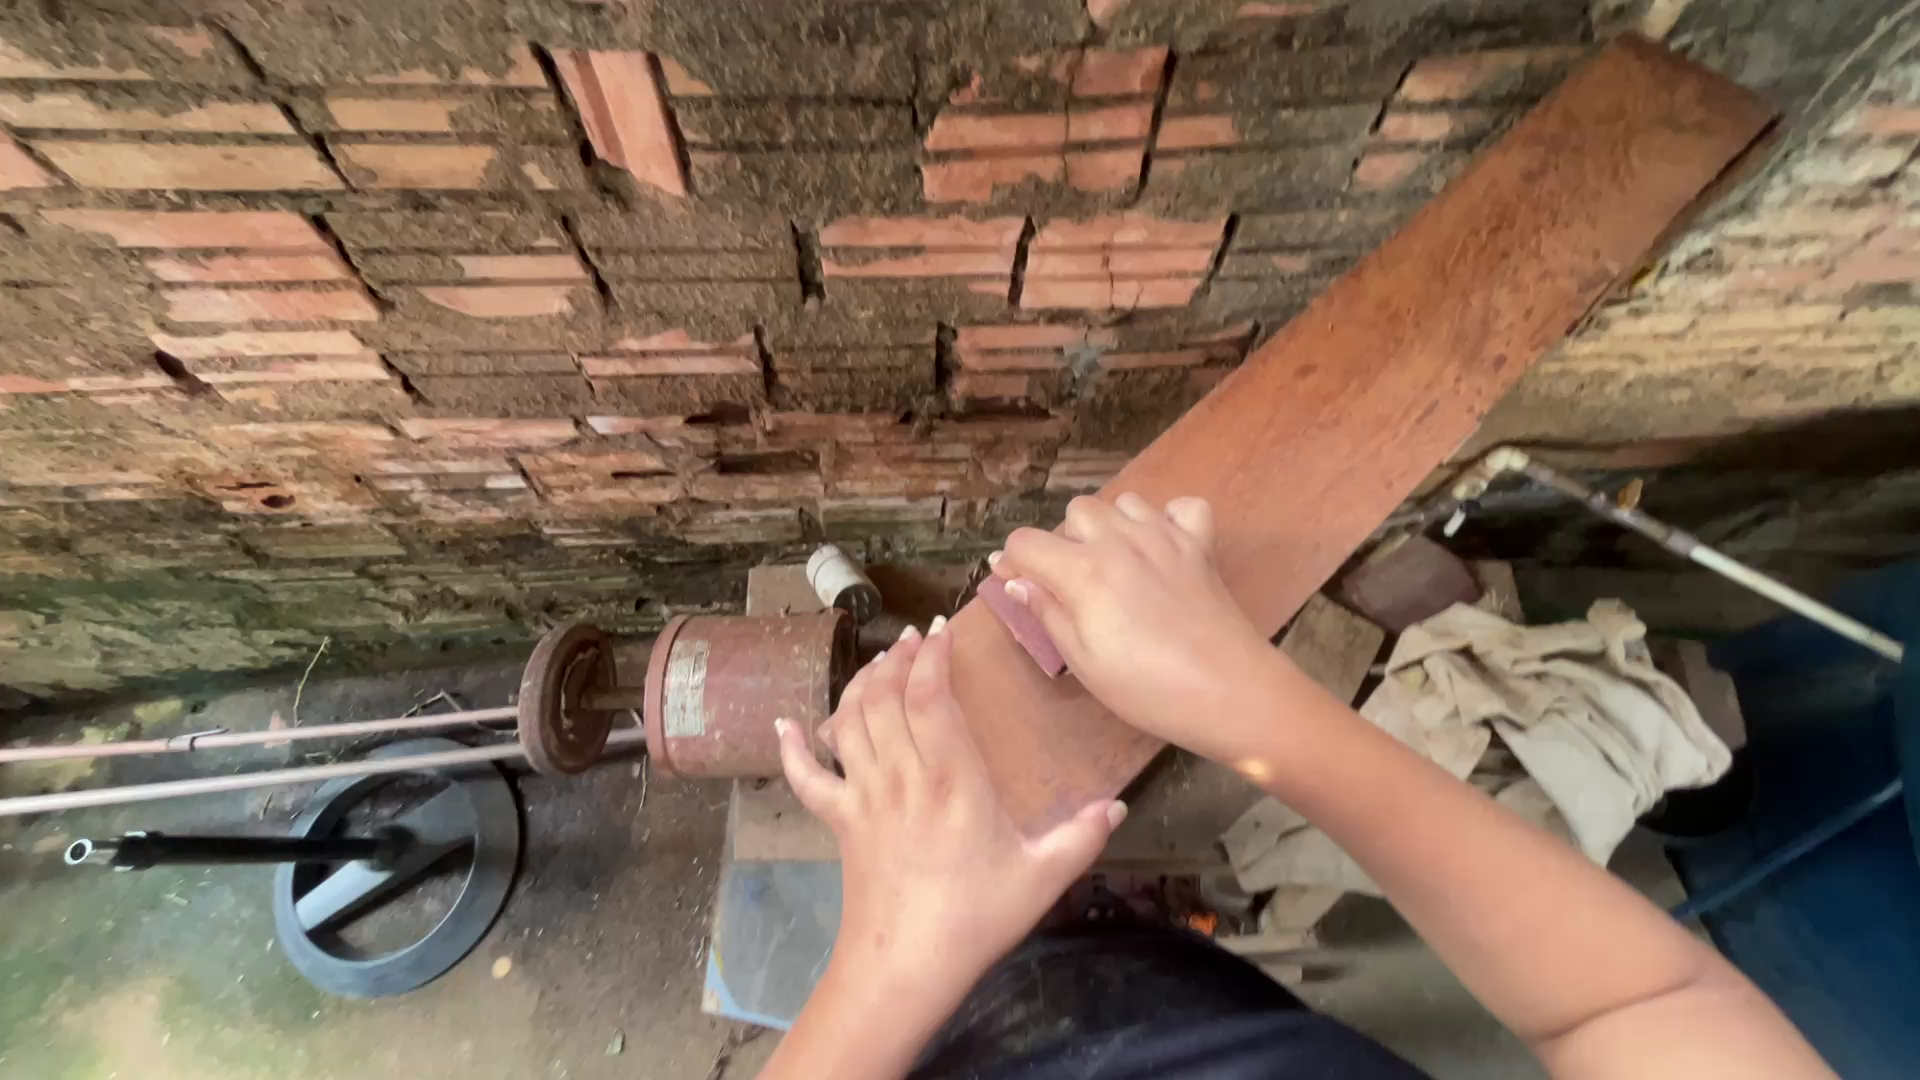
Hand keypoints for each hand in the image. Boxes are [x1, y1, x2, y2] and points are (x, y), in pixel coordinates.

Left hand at [777, 619, 1126, 1006]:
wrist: (903, 970)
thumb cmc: (974, 919)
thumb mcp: (1041, 878)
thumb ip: (1082, 837)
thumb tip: (1119, 805)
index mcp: (951, 780)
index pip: (931, 698)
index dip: (932, 657)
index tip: (942, 630)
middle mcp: (901, 776)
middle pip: (885, 697)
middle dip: (897, 658)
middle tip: (914, 638)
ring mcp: (862, 796)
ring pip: (848, 721)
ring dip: (859, 685)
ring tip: (880, 664)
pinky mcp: (839, 820)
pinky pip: (806, 777)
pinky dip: (792, 748)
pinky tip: (784, 724)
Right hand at [991, 493, 1280, 764]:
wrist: (1226, 692)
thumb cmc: (1144, 687)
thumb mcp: (1081, 660)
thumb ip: (1046, 612)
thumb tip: (1013, 581)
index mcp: (1083, 570)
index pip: (1025, 542)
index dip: (1013, 562)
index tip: (1018, 585)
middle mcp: (1119, 539)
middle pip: (1075, 512)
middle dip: (1065, 541)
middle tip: (1074, 584)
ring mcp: (1164, 536)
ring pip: (1122, 502)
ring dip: (1111, 525)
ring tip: (1116, 563)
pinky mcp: (1200, 543)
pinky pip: (1182, 506)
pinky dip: (1168, 518)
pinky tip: (1162, 546)